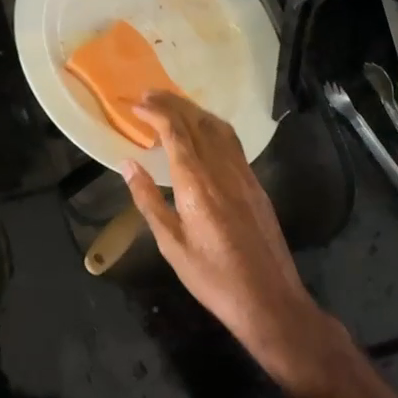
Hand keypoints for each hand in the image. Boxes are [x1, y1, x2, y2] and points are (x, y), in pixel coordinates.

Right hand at [123, 92, 319, 356]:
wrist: (270, 301)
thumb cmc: (213, 277)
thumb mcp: (171, 245)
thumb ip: (148, 200)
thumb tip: (128, 165)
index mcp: (196, 184)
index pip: (175, 131)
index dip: (154, 113)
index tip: (134, 106)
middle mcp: (222, 171)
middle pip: (196, 121)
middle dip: (170, 103)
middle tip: (147, 95)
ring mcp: (243, 175)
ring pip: (218, 127)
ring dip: (192, 110)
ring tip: (171, 105)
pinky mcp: (255, 185)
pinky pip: (232, 142)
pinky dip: (211, 126)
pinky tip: (201, 132)